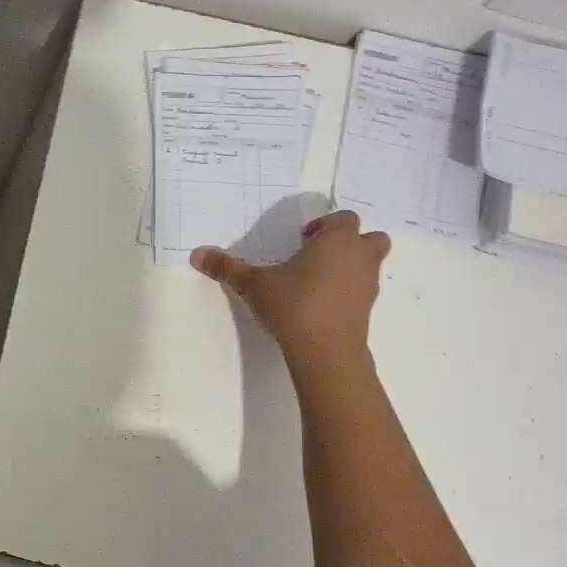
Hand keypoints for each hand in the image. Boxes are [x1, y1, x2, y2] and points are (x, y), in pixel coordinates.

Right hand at [190, 211, 391, 370]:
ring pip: (370, 262)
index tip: (300, 240)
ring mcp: (368, 281)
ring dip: (350, 264)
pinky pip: (362, 287)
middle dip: (347, 241)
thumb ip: (227, 268)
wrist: (325, 348)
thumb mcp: (253, 285)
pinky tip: (322, 302)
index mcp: (336, 240)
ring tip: (318, 280)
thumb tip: (196, 253)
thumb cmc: (292, 304)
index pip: (342, 218)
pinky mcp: (368, 306)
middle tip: (316, 256)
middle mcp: (359, 255)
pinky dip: (349, 289)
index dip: (322, 226)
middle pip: (368, 236)